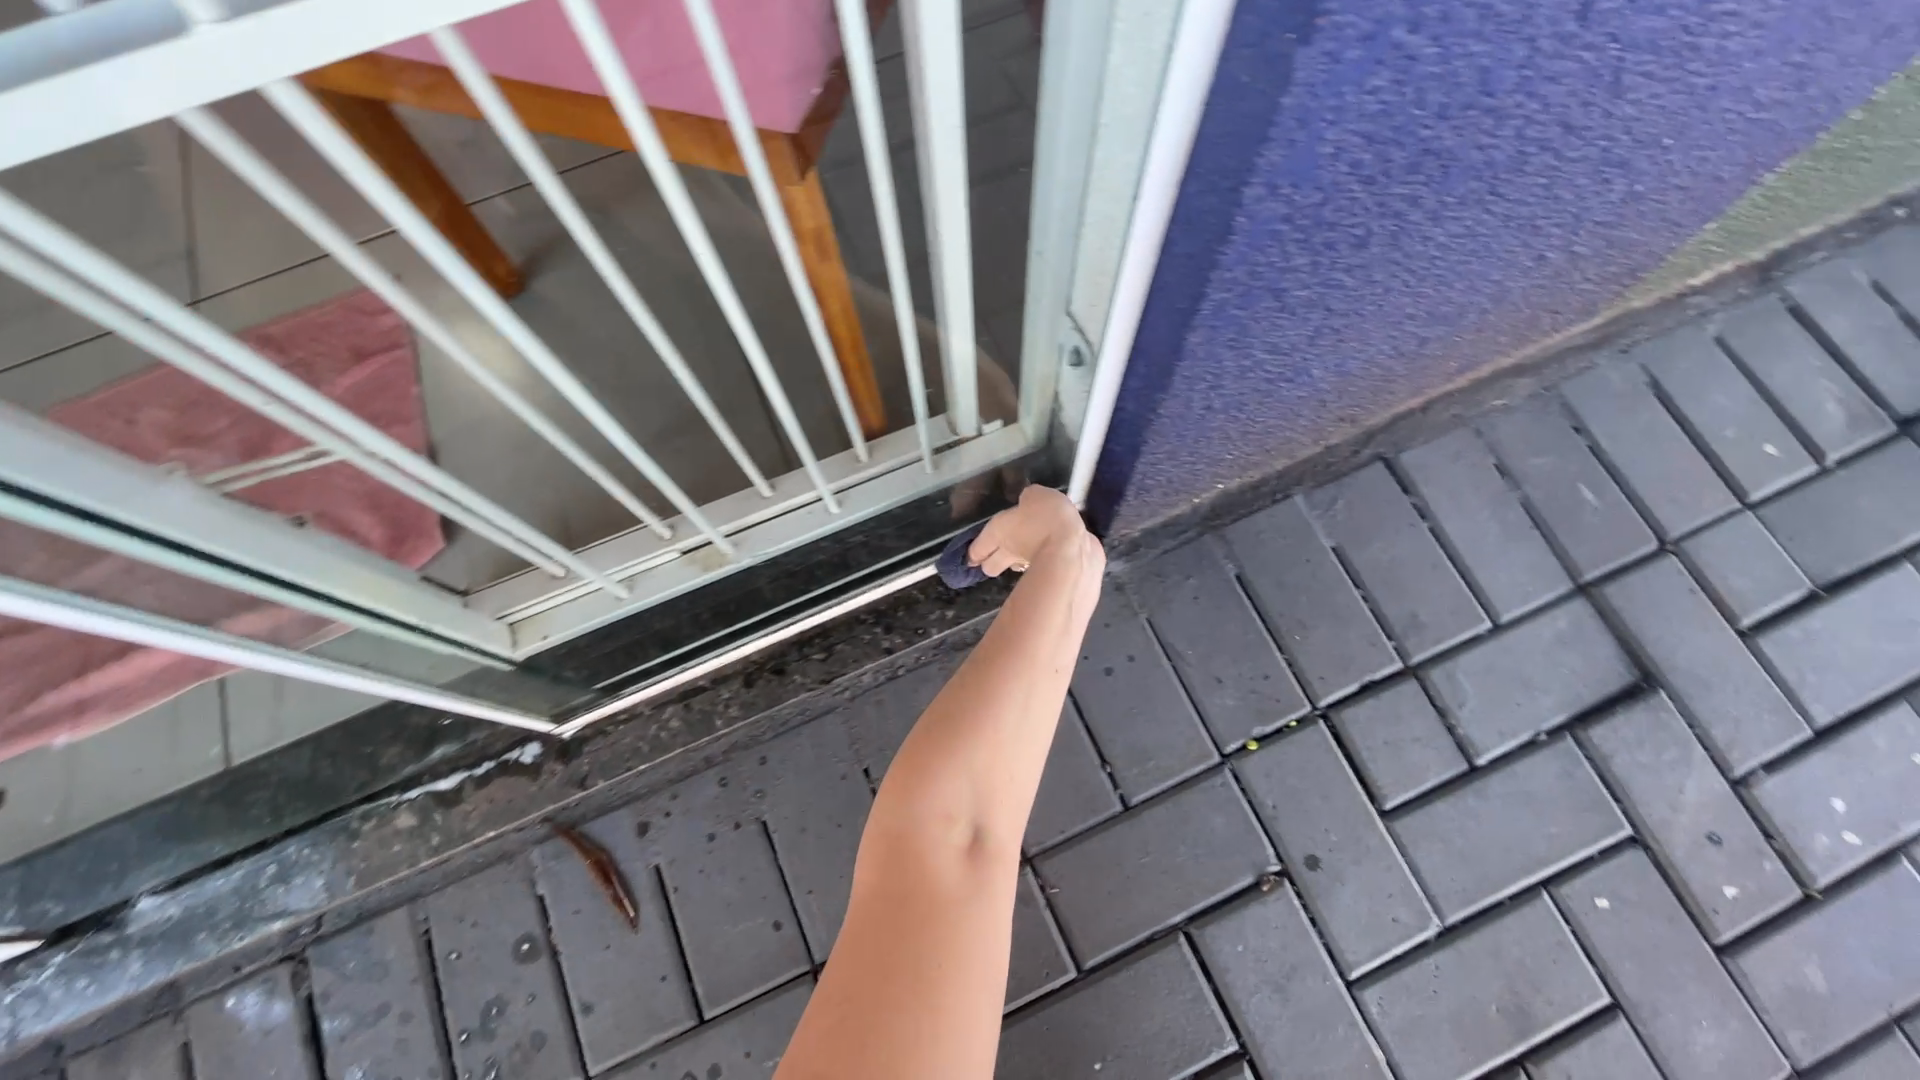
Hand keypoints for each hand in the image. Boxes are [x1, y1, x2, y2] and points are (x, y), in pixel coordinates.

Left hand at [966, 486, 1096, 577]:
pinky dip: (1039, 562)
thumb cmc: (1046, 517)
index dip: (973, 552)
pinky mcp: (1047, 574)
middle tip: (994, 556)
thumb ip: (1028, 499)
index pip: (976, 549)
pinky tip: (1048, 553)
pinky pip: (1036, 568)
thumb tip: (1028, 502)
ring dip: (1015, 562)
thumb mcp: (1035, 495)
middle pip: (990, 567)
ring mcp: (1027, 566)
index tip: (972, 556)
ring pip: (1013, 568)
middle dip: (989, 563)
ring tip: (1024, 551)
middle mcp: (1008, 552)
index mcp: (997, 532)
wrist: (1072, 549)